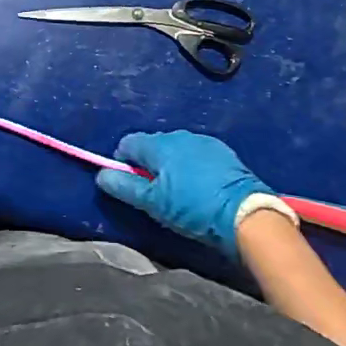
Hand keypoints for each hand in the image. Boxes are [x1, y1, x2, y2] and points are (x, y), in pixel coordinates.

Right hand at [97, 131, 291, 257]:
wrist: (242, 211)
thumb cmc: (192, 208)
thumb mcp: (153, 203)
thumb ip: (125, 186)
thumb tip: (102, 174)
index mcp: (160, 144)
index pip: (128, 143)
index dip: (122, 163)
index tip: (130, 185)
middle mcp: (180, 135)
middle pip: (152, 145)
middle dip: (148, 166)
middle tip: (154, 194)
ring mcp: (203, 140)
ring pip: (175, 149)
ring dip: (170, 166)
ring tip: (178, 194)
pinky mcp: (221, 150)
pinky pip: (195, 154)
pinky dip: (190, 166)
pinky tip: (198, 187)